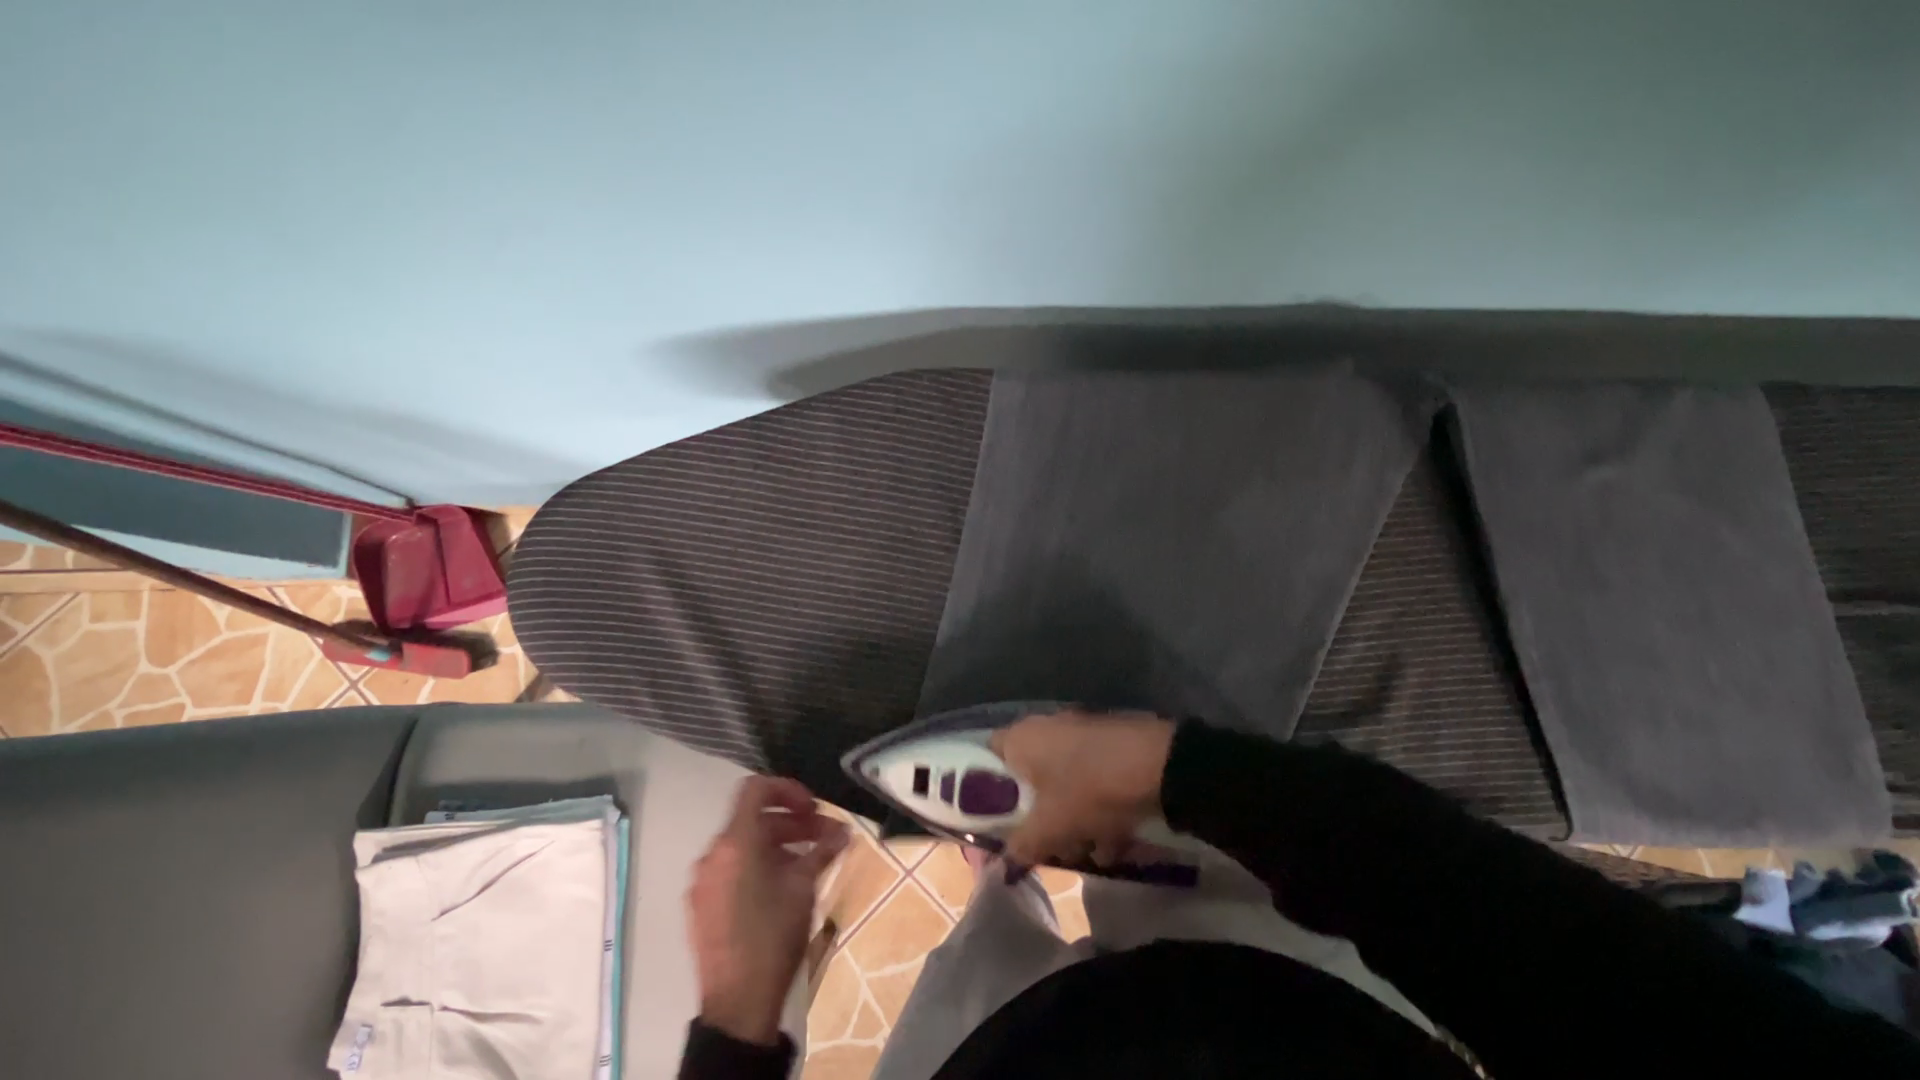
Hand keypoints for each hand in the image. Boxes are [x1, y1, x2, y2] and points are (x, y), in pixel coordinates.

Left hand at [687, 776, 848, 1044]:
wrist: (737, 1002)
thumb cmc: (774, 937)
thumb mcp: (804, 889)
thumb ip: (822, 851)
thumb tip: (842, 832)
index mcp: (734, 843)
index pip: (756, 789)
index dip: (788, 789)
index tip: (814, 809)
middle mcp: (712, 854)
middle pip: (753, 820)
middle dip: (792, 823)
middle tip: (826, 837)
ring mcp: (702, 880)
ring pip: (743, 846)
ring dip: (778, 845)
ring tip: (809, 863)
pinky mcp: (701, 904)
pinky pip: (731, 869)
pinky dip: (758, 865)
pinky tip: (783, 887)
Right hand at [990, 710, 1175, 867]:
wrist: (1162, 766)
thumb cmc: (1089, 790)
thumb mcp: (1048, 828)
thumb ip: (1020, 847)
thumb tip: (1000, 866)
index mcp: (1020, 737)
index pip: (985, 760)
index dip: (986, 795)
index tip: (997, 825)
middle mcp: (1046, 728)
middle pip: (1028, 778)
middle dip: (1038, 817)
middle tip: (1045, 847)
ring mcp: (1082, 734)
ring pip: (1064, 783)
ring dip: (1073, 821)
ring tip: (1088, 854)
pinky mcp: (1113, 746)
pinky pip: (1094, 781)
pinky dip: (1100, 810)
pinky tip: (1115, 843)